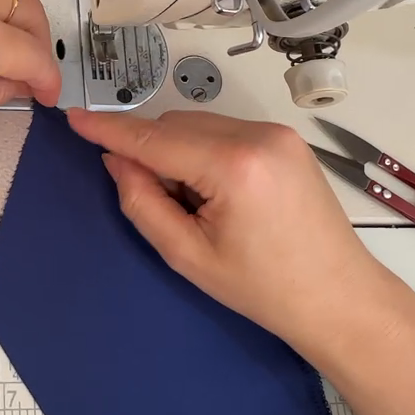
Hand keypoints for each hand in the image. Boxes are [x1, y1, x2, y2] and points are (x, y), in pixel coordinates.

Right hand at [66, 109, 394, 351]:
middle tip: (161, 204)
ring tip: (197, 205)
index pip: (155, 139)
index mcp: (234, 166)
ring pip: (196, 125)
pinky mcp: (285, 138)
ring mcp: (276, 132)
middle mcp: (258, 135)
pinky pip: (221, 131)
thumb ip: (142, 202)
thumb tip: (117, 160)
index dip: (110, 129)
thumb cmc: (262, 288)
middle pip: (174, 125)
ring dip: (176, 152)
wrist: (340, 298)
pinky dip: (202, 152)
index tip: (74, 116)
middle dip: (151, 153)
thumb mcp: (187, 255)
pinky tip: (217, 193)